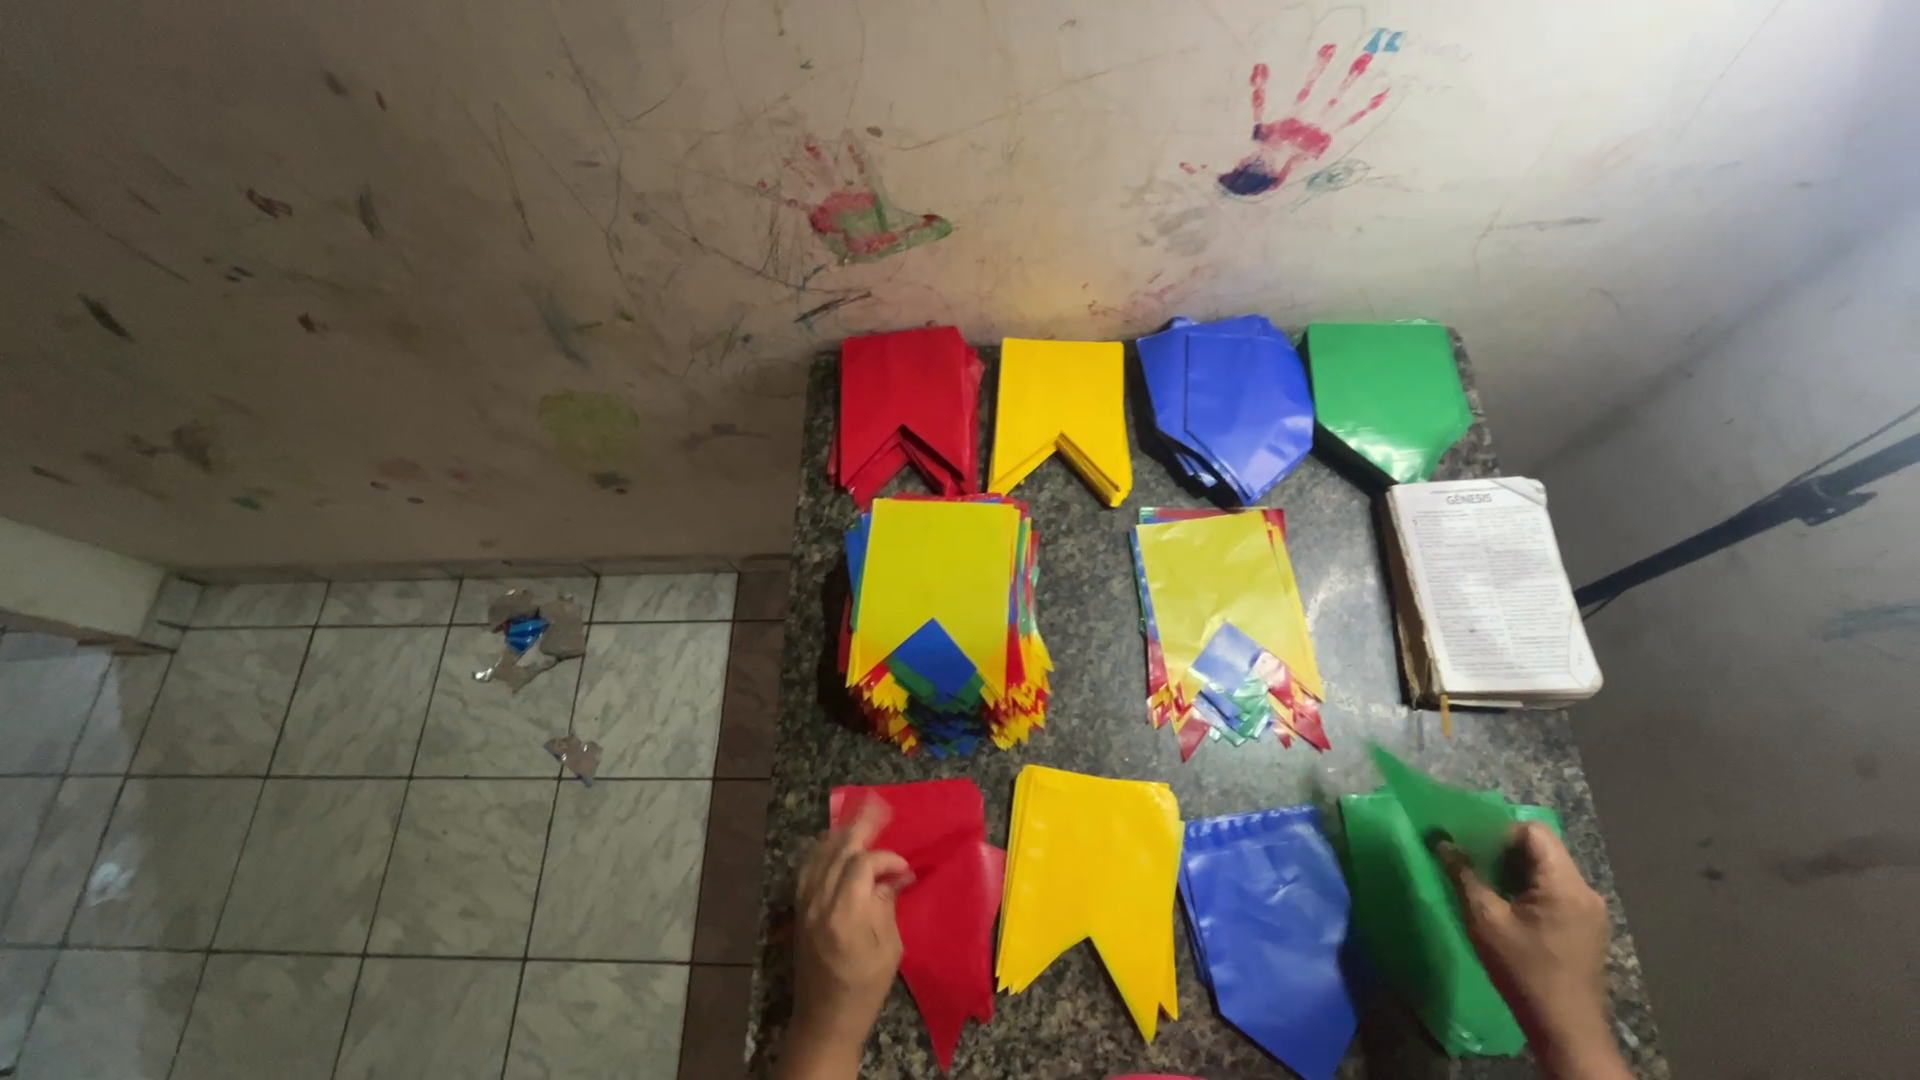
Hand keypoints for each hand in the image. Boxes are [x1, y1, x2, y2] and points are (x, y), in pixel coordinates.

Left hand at [781, 797, 911, 1079]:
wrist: (825, 1019)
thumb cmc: (865, 988)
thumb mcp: (889, 949)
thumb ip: (887, 904)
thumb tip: (895, 874)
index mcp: (846, 913)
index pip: (863, 863)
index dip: (886, 857)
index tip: (904, 867)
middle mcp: (820, 902)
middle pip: (838, 850)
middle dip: (860, 826)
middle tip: (880, 806)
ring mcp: (805, 904)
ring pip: (819, 855)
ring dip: (840, 834)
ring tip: (859, 818)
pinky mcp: (798, 910)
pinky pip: (808, 868)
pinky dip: (823, 850)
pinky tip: (834, 844)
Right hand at [1438, 824, 1630, 1079]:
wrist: (1564, 1027)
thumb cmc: (1523, 970)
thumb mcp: (1484, 919)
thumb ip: (1463, 874)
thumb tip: (1442, 841)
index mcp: (1565, 885)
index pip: (1534, 831)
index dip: (1498, 830)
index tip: (1469, 843)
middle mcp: (1584, 890)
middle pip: (1542, 847)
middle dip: (1502, 848)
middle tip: (1470, 860)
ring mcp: (1589, 909)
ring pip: (1547, 868)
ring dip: (1513, 868)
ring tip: (1482, 880)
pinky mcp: (1585, 924)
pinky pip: (1553, 888)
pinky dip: (1526, 886)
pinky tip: (1505, 903)